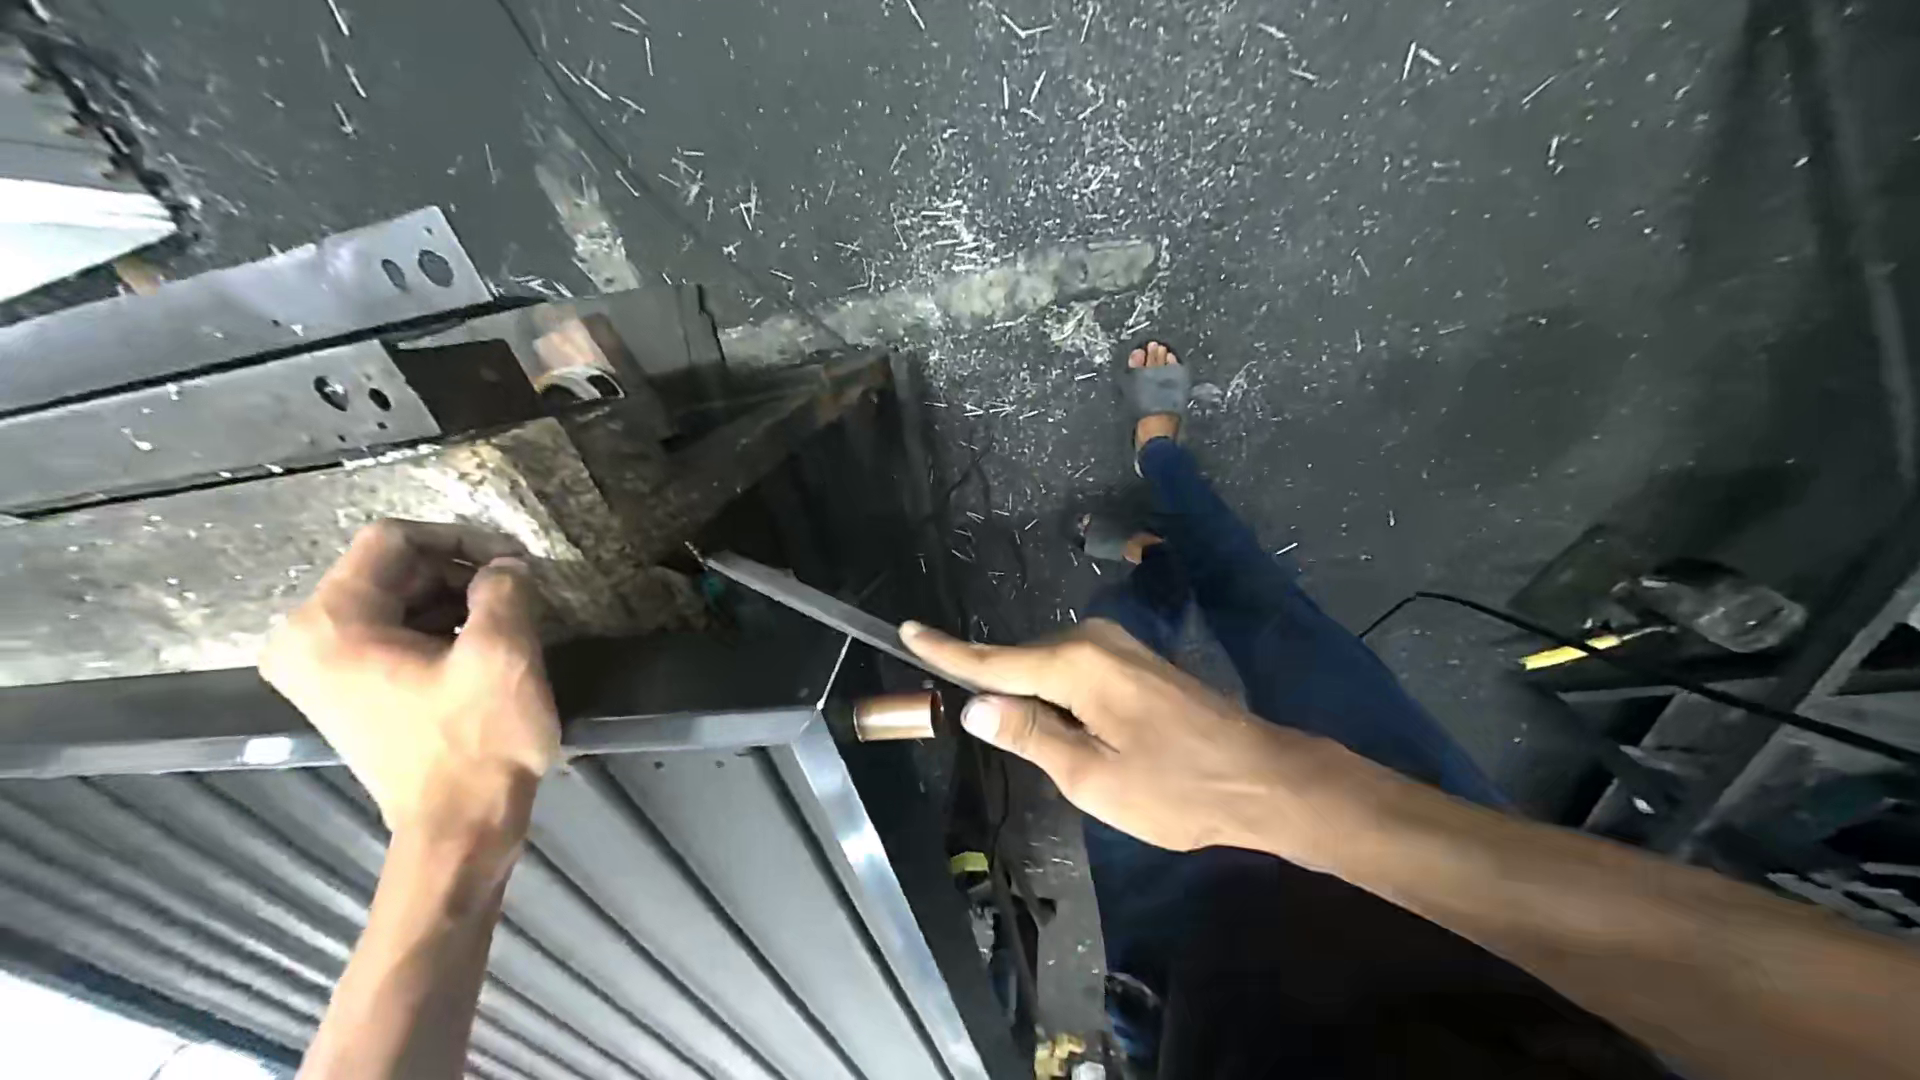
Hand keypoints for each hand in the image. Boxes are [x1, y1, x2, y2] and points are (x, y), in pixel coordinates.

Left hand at [260, 520, 559, 838]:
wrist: (461, 825)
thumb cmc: (478, 740)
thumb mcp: (504, 652)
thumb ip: (504, 589)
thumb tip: (507, 565)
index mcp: (330, 625)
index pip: (393, 540)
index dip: (462, 539)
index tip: (515, 563)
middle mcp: (308, 640)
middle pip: (393, 569)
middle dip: (462, 572)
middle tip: (519, 592)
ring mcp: (324, 668)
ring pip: (399, 598)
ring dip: (459, 599)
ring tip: (510, 620)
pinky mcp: (349, 689)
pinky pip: (396, 631)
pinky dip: (443, 626)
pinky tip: (484, 645)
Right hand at [901, 618, 1357, 859]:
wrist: (1263, 778)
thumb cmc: (1175, 787)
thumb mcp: (1091, 777)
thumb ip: (1029, 735)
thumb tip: (975, 705)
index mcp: (1076, 665)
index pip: (994, 660)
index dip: (948, 651)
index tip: (908, 630)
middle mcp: (1092, 641)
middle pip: (1020, 664)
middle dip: (1000, 697)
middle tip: (1011, 747)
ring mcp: (1117, 647)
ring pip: (1047, 670)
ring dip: (1035, 703)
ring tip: (1063, 754)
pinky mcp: (1132, 660)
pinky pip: (1074, 672)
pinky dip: (1059, 698)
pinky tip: (1080, 735)